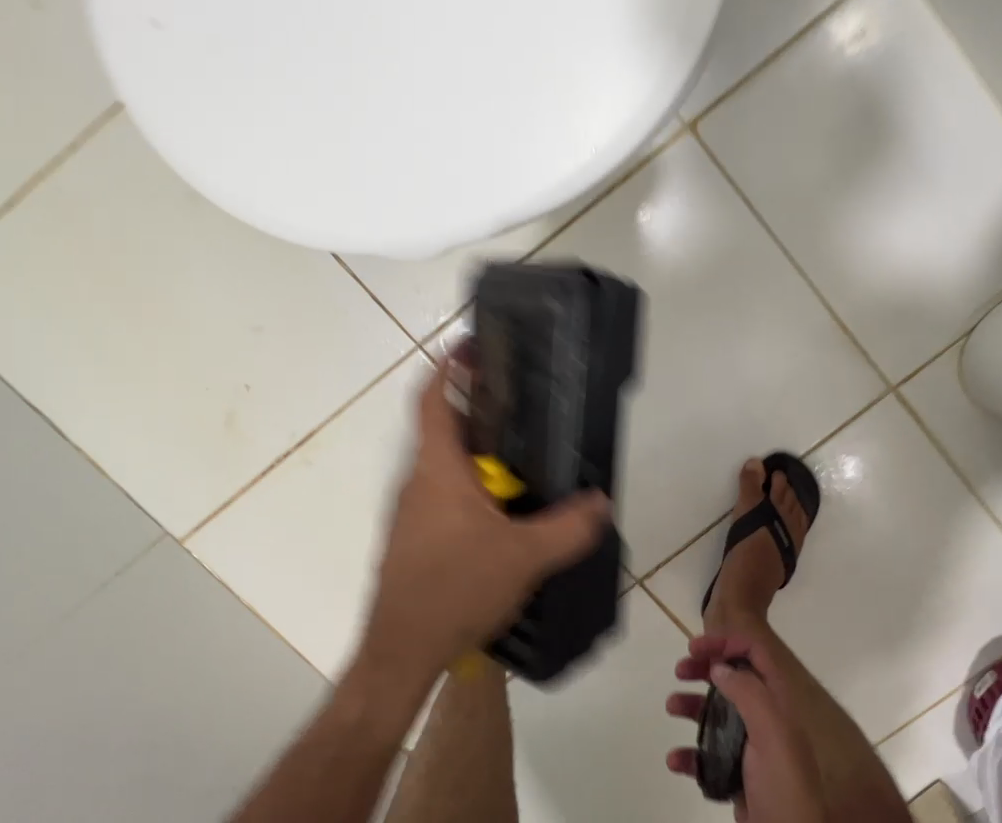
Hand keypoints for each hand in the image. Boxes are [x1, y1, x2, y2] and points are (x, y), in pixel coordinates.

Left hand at [356, 355, 612, 684]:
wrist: (399, 655)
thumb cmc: (454, 589)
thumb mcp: (525, 557)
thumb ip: (568, 527)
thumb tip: (602, 501)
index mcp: (437, 469)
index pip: (432, 399)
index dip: (449, 367)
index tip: (473, 347)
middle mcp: (417, 483)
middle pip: (445, 432)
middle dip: (482, 416)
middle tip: (528, 413)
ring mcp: (410, 515)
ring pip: (446, 470)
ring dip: (479, 461)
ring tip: (526, 468)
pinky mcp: (412, 543)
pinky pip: (444, 501)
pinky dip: (472, 495)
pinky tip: (505, 523)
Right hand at [667, 636, 824, 822]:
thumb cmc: (783, 782)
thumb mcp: (771, 731)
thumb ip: (748, 693)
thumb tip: (720, 666)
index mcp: (778, 701)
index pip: (754, 653)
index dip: (726, 642)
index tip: (695, 647)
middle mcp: (764, 718)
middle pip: (732, 678)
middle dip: (704, 669)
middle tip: (679, 670)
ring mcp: (748, 747)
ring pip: (716, 714)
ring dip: (692, 706)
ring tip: (671, 706)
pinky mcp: (734, 774)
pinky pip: (706, 756)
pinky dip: (689, 754)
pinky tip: (676, 759)